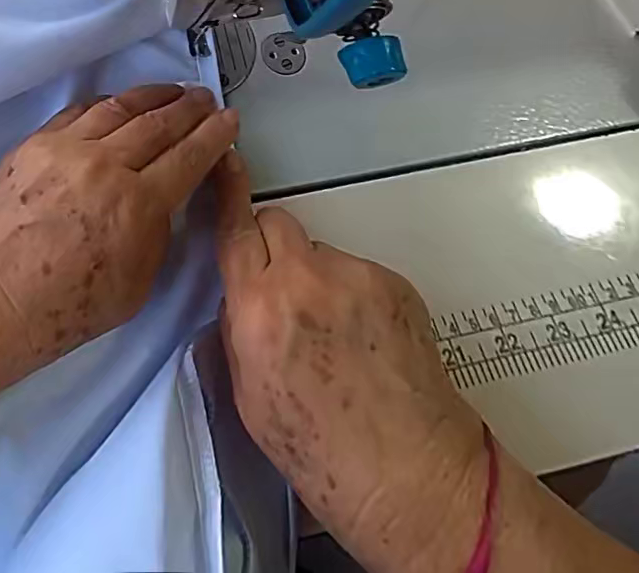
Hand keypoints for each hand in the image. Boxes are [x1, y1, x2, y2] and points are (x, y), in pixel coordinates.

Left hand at [0, 84, 238, 433]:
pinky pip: (78, 112)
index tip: (229, 120)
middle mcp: (103, 165)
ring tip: (172, 92)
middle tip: (206, 98)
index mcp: (136, 204)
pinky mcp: (35, 142)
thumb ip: (158, 229)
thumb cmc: (66, 307)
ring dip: (151, 96)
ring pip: (117, 109)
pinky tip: (119, 104)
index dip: (214, 136)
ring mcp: (64, 148)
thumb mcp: (137, 283)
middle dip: (189, 109)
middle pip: (157, 124)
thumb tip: (166, 193)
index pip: (188, 157)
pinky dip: (106, 104)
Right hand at [213, 153, 488, 572]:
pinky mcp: (393, 283)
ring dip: (314, 273)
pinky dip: (351, 291)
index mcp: (258, 308)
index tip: (226, 161)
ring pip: (317, 248)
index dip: (227, 192)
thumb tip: (237, 291)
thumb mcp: (246, 388)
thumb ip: (236, 324)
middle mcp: (304, 281)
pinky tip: (363, 336)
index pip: (235, 229)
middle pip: (276, 222)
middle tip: (280, 285)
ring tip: (333, 328)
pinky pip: (355, 269)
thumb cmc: (317, 447)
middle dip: (270, 242)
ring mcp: (354, 278)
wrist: (412, 478)